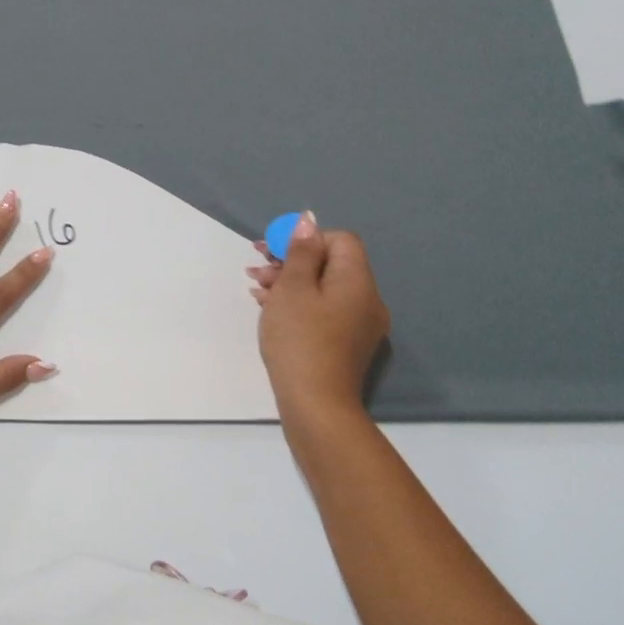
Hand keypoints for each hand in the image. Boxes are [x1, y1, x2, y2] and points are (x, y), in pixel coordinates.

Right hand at [247, 212, 389, 419]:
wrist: (315, 402)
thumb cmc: (300, 338)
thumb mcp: (293, 288)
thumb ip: (301, 252)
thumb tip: (309, 222)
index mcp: (358, 282)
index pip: (341, 240)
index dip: (306, 240)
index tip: (275, 253)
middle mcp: (367, 300)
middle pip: (331, 264)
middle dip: (292, 261)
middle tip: (256, 269)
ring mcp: (359, 324)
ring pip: (324, 288)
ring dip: (290, 282)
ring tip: (256, 290)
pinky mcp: (346, 343)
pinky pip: (324, 309)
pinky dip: (298, 303)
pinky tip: (270, 309)